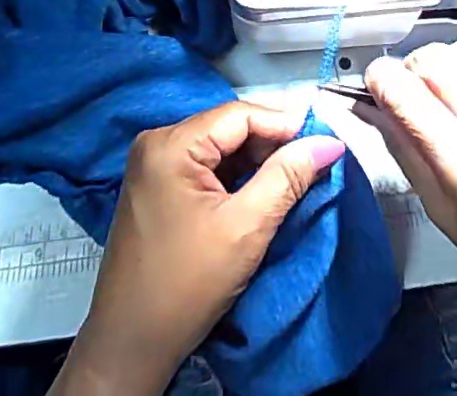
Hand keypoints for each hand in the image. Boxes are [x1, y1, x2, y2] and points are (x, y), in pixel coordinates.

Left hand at [51, 101, 347, 395]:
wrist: (130, 341)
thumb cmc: (186, 286)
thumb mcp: (245, 229)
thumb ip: (287, 178)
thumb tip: (326, 144)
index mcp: (170, 144)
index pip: (238, 115)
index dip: (283, 125)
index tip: (322, 142)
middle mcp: (158, 142)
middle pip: (227, 127)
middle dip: (271, 143)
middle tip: (312, 162)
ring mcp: (154, 163)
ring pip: (218, 146)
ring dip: (256, 160)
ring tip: (293, 177)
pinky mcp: (158, 183)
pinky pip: (205, 164)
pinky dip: (235, 174)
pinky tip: (261, 188)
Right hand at [362, 43, 456, 361]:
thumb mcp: (451, 220)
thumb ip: (406, 154)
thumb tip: (372, 110)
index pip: (405, 90)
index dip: (378, 80)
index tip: (372, 86)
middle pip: (431, 58)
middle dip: (408, 71)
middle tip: (407, 97)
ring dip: (441, 71)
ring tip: (445, 104)